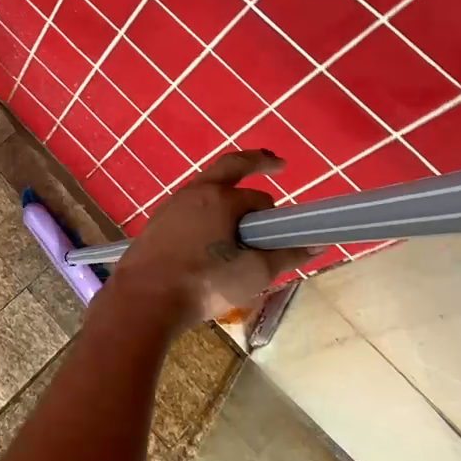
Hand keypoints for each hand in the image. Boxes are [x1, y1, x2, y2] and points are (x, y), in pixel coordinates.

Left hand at [107, 150, 319, 331]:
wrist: (144, 298)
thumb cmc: (203, 283)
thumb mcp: (254, 273)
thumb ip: (286, 255)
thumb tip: (316, 244)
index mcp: (219, 198)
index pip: (258, 198)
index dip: (273, 214)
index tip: (280, 232)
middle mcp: (193, 193)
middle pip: (229, 167)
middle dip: (255, 162)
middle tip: (274, 163)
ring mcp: (170, 206)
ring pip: (205, 189)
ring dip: (226, 192)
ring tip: (240, 215)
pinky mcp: (156, 223)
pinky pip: (189, 207)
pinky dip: (207, 210)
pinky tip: (210, 233)